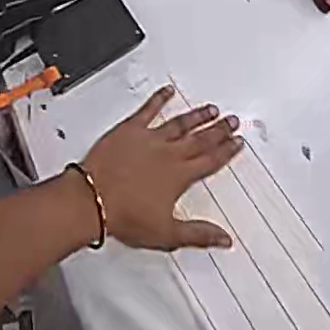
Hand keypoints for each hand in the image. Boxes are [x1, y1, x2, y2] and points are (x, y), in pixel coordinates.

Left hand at [80, 86, 241, 250]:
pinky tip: (167, 91)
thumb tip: (223, 238)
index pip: (209, 161)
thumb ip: (198, 234)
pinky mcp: (129, 130)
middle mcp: (167, 154)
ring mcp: (148, 139)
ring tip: (210, 109)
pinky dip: (159, 99)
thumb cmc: (124, 215)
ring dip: (196, 116)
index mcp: (178, 177)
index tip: (237, 142)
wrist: (93, 199)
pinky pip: (148, 109)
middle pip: (199, 139)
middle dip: (218, 130)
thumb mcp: (166, 233)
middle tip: (232, 120)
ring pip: (179, 123)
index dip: (226, 151)